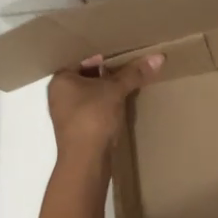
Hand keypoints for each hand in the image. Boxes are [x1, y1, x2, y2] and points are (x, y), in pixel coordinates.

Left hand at [48, 54, 164, 159]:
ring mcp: (66, 116)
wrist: (86, 161)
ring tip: (128, 87)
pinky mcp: (77, 132)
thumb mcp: (116, 90)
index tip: (122, 58)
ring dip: (107, 93)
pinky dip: (105, 108)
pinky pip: (92, 112)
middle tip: (128, 70)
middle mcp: (58, 96)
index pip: (82, 61)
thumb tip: (158, 57)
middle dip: (106, 76)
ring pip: (89, 97)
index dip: (102, 58)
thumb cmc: (93, 117)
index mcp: (60, 81)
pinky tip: (121, 108)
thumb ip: (134, 73)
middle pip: (87, 79)